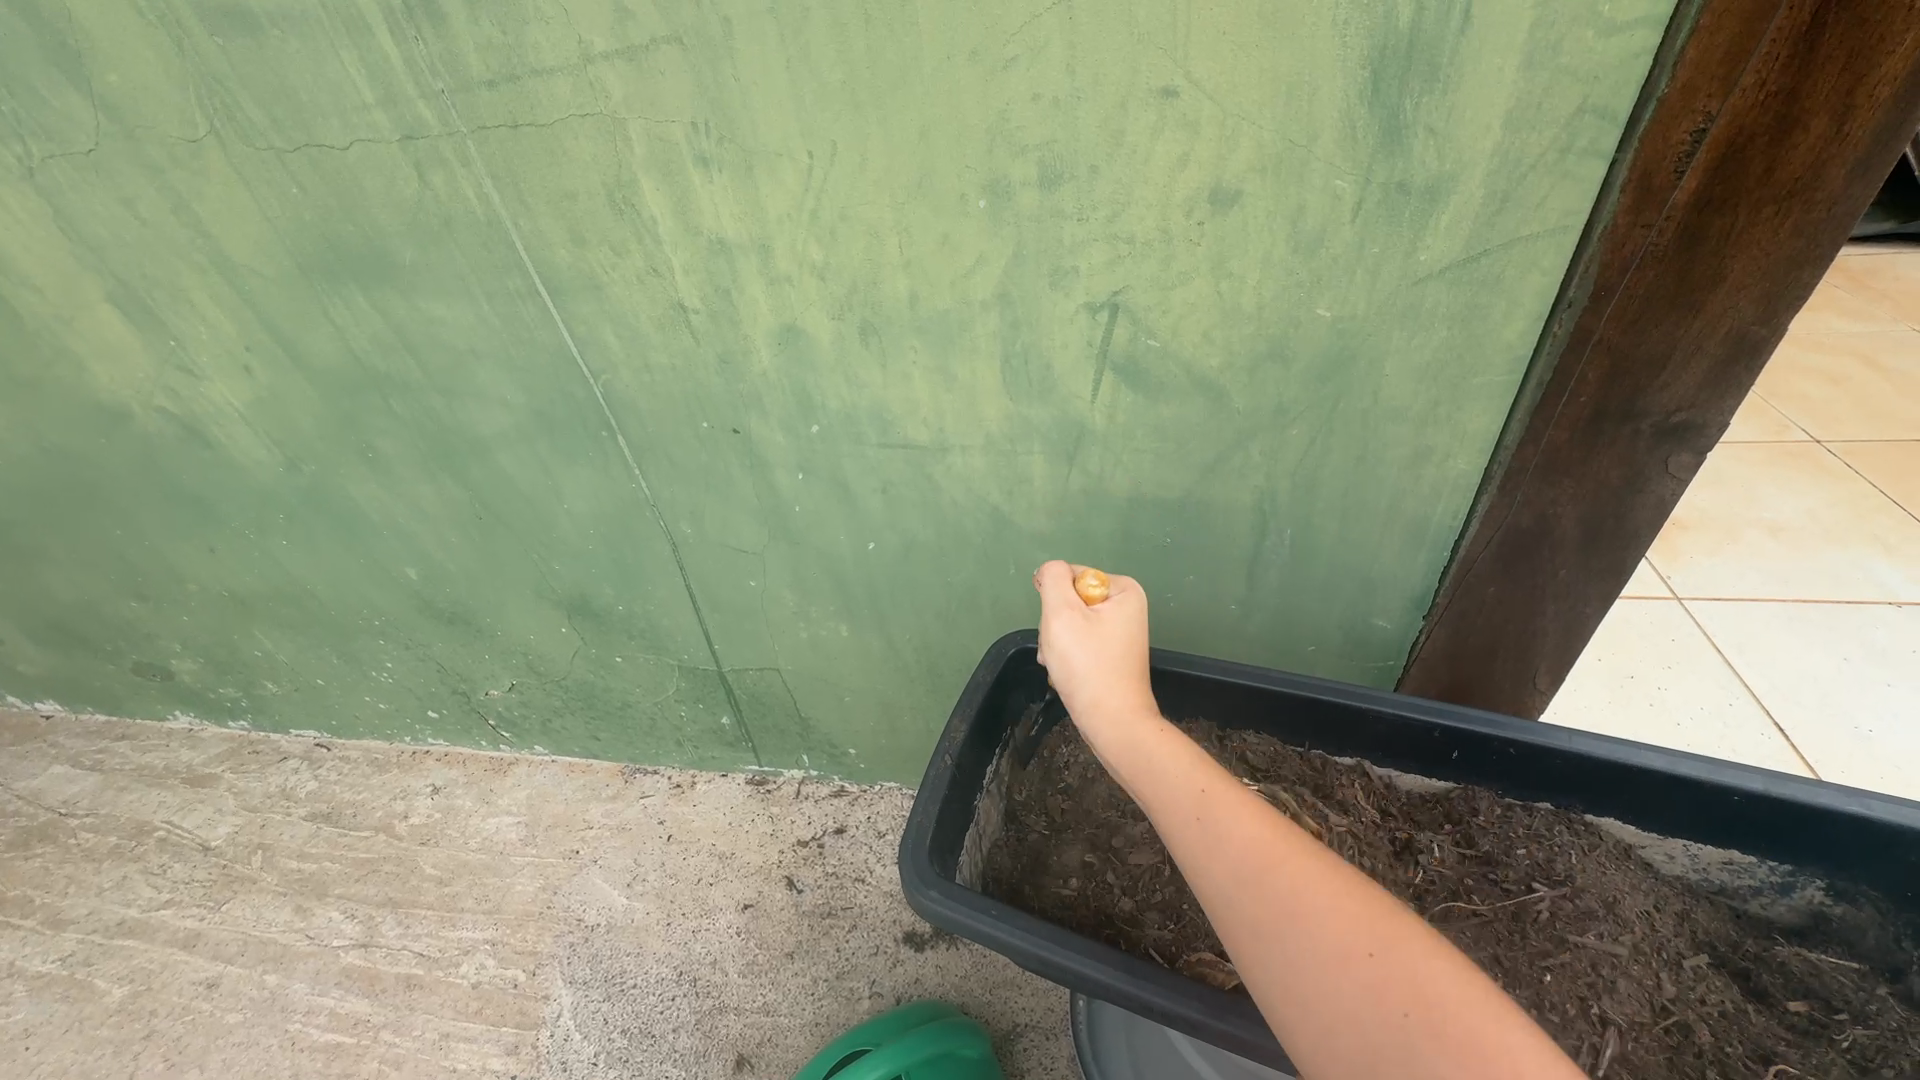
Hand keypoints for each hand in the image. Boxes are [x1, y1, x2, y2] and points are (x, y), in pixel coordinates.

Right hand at [1032, 561, 1158, 739]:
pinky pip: (1079, 641)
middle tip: (1060, 649)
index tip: (1061, 629)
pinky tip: (1067, 673)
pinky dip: (1067, 656)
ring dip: (1057, 642)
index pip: (1070, 576)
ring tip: (1062, 664)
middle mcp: (1126, 605)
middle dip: (1057, 625)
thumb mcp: (1061, 613)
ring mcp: (1120, 631)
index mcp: (1123, 589)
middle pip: (1070, 600)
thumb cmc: (1087, 666)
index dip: (1056, 601)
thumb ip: (1052, 579)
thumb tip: (1050, 570)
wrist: (1112, 722)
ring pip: (1070, 623)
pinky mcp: (1112, 652)